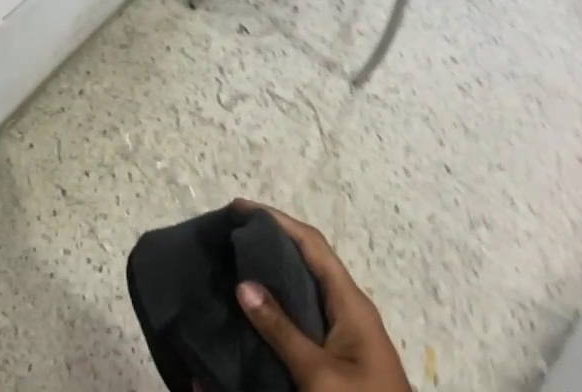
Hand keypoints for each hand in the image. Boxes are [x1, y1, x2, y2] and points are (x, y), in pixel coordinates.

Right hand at [231, 199, 410, 391]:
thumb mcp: (319, 373)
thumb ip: (281, 329)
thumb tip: (244, 283)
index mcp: (351, 303)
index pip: (312, 244)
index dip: (277, 220)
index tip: (239, 207)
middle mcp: (349, 308)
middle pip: (308, 259)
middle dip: (271, 240)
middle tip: (230, 234)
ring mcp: (345, 330)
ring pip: (305, 285)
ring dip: (273, 269)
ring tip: (234, 261)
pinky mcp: (338, 351)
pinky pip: (304, 310)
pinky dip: (279, 298)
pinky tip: (255, 305)